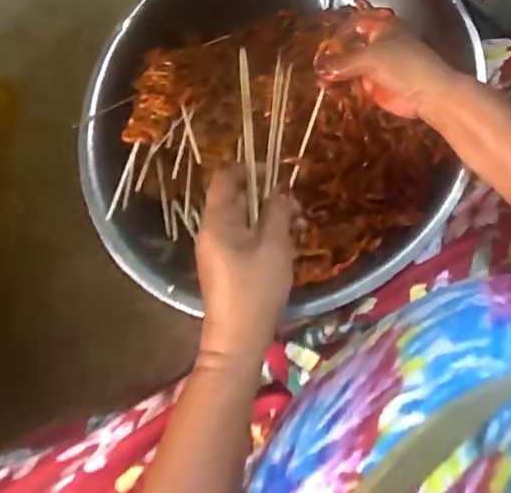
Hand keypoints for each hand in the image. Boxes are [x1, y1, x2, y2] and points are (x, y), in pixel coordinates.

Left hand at [195, 164, 293, 365]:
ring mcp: (217, 248)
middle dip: (268, 196)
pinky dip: (264, 234)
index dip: (249, 168)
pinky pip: (243, 237)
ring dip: (270, 217)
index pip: (225, 177)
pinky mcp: (225, 264)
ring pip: (244, 218)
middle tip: (296, 208)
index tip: (275, 175)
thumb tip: (281, 190)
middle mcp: (211, 229)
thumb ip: (278, 211)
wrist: (237, 343)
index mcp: (217, 220)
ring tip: (298, 227)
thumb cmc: (256, 289)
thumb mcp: (274, 245)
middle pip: (237, 197)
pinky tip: (287, 245)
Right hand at [313, 12, 456, 119]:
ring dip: (333, 70)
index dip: (336, 28)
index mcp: (380, 25)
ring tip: (317, 76)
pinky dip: (339, 84)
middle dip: (331, 51)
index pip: (352, 21)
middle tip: (313, 59)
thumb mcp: (369, 57)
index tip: (319, 37)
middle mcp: (376, 41)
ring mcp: (374, 63)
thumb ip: (342, 61)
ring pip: (348, 63)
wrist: (427, 93)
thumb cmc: (403, 65)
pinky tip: (325, 88)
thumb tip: (319, 68)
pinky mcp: (373, 82)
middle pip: (348, 43)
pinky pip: (352, 81)